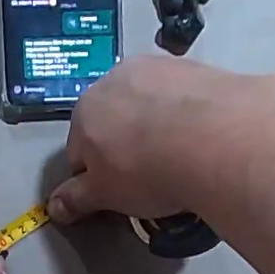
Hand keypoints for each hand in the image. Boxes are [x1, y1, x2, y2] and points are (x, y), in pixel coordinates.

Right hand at [46, 55, 274, 222]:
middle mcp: (115, 78)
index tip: (115, 194)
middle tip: (148, 177)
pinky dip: (188, 116)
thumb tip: (54, 207)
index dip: (95, 178)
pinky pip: (183, 98)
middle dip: (123, 146)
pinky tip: (202, 140)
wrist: (220, 138)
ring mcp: (159, 67)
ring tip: (179, 159)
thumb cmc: (148, 170)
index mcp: (84, 110)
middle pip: (113, 121)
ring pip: (148, 106)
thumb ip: (76, 199)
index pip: (78, 151)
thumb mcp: (104, 196)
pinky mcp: (199, 66)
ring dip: (155, 128)